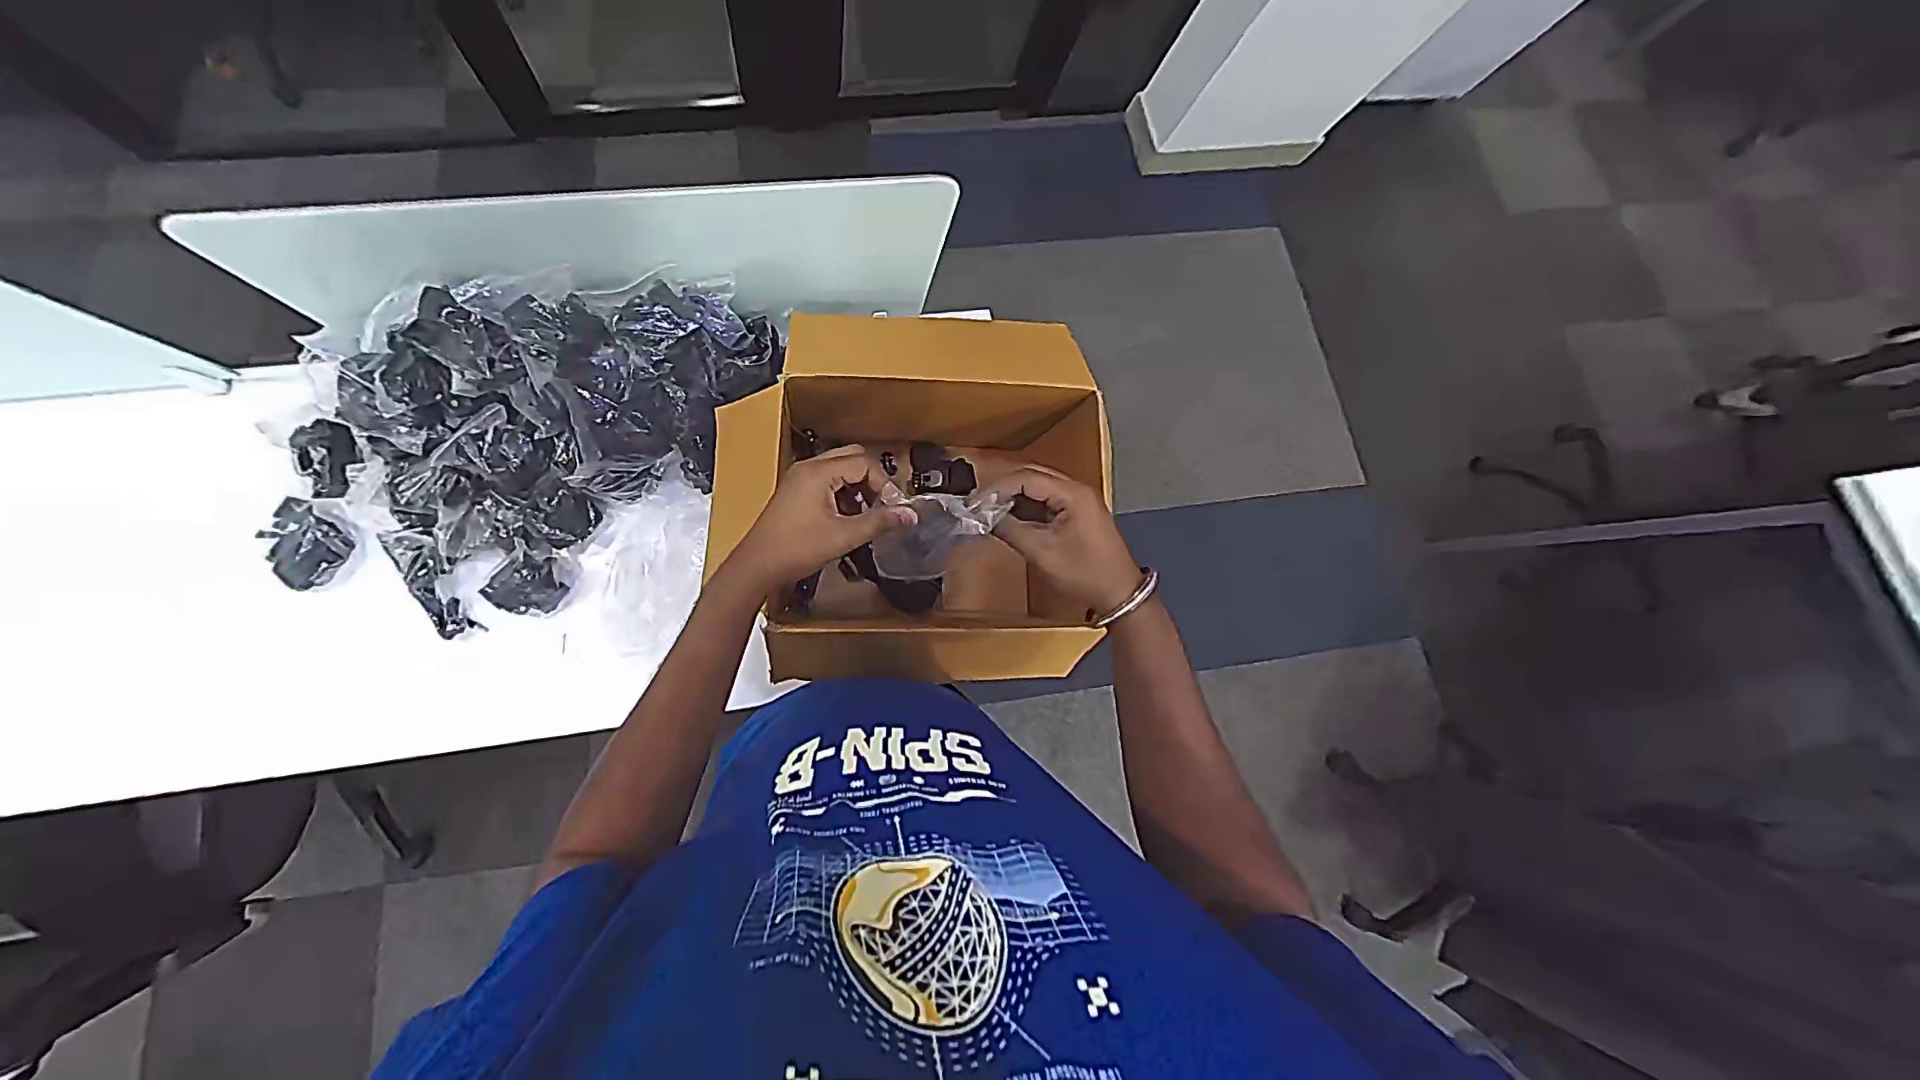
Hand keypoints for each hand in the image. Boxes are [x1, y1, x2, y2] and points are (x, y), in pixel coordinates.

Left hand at [717, 444, 916, 597]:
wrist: (757, 566)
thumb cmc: (795, 549)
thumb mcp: (844, 536)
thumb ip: (880, 522)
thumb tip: (910, 515)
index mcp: (819, 472)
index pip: (865, 463)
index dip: (884, 484)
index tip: (893, 507)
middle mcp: (808, 468)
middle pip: (853, 458)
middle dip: (873, 481)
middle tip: (883, 505)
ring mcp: (799, 479)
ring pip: (840, 469)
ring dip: (858, 487)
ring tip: (866, 515)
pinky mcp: (795, 492)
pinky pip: (827, 480)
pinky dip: (843, 493)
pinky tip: (847, 518)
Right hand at [985, 465, 1141, 616]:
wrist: (1120, 594)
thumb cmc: (1088, 575)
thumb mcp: (1043, 553)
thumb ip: (1011, 531)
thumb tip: (986, 518)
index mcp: (1073, 494)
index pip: (1026, 477)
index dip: (998, 488)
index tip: (977, 502)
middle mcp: (1077, 491)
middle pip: (1032, 477)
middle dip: (1003, 489)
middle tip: (980, 504)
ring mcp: (1079, 502)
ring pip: (1038, 489)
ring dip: (1014, 498)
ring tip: (990, 511)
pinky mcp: (1077, 515)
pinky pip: (1047, 503)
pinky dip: (1027, 508)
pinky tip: (1010, 520)